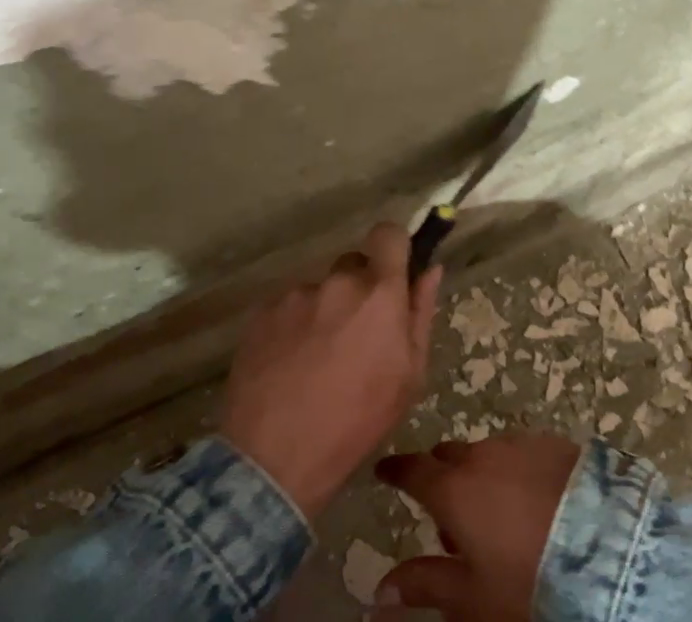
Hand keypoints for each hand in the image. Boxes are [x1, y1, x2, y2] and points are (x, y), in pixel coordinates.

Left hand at [221, 223, 442, 518]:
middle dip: (360, 289)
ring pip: (319, 289)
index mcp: (380, 293)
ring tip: (316, 360)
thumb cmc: (358, 421)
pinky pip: (287, 307)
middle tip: (356, 335)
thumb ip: (421, 313)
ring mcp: (294, 296)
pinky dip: (293, 326)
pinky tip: (290, 366)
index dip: (393, 247)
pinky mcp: (261, 313)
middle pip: (353, 265)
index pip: (388, 235)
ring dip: (324, 310)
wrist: (275, 457)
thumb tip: (431, 269)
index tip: (394, 271)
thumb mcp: (409, 376)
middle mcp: (337, 282)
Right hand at [373, 434, 582, 621]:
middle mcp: (484, 455)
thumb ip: (424, 585)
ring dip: (482, 474)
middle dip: (442, 476)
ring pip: (489, 453)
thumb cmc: (528, 579)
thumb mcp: (471, 596)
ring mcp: (524, 445)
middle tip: (447, 515)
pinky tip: (531, 497)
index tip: (384, 470)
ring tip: (496, 513)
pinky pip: (524, 451)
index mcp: (454, 488)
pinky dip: (517, 469)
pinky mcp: (559, 444)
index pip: (412, 470)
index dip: (396, 470)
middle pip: (451, 456)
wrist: (609, 552)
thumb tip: (381, 589)